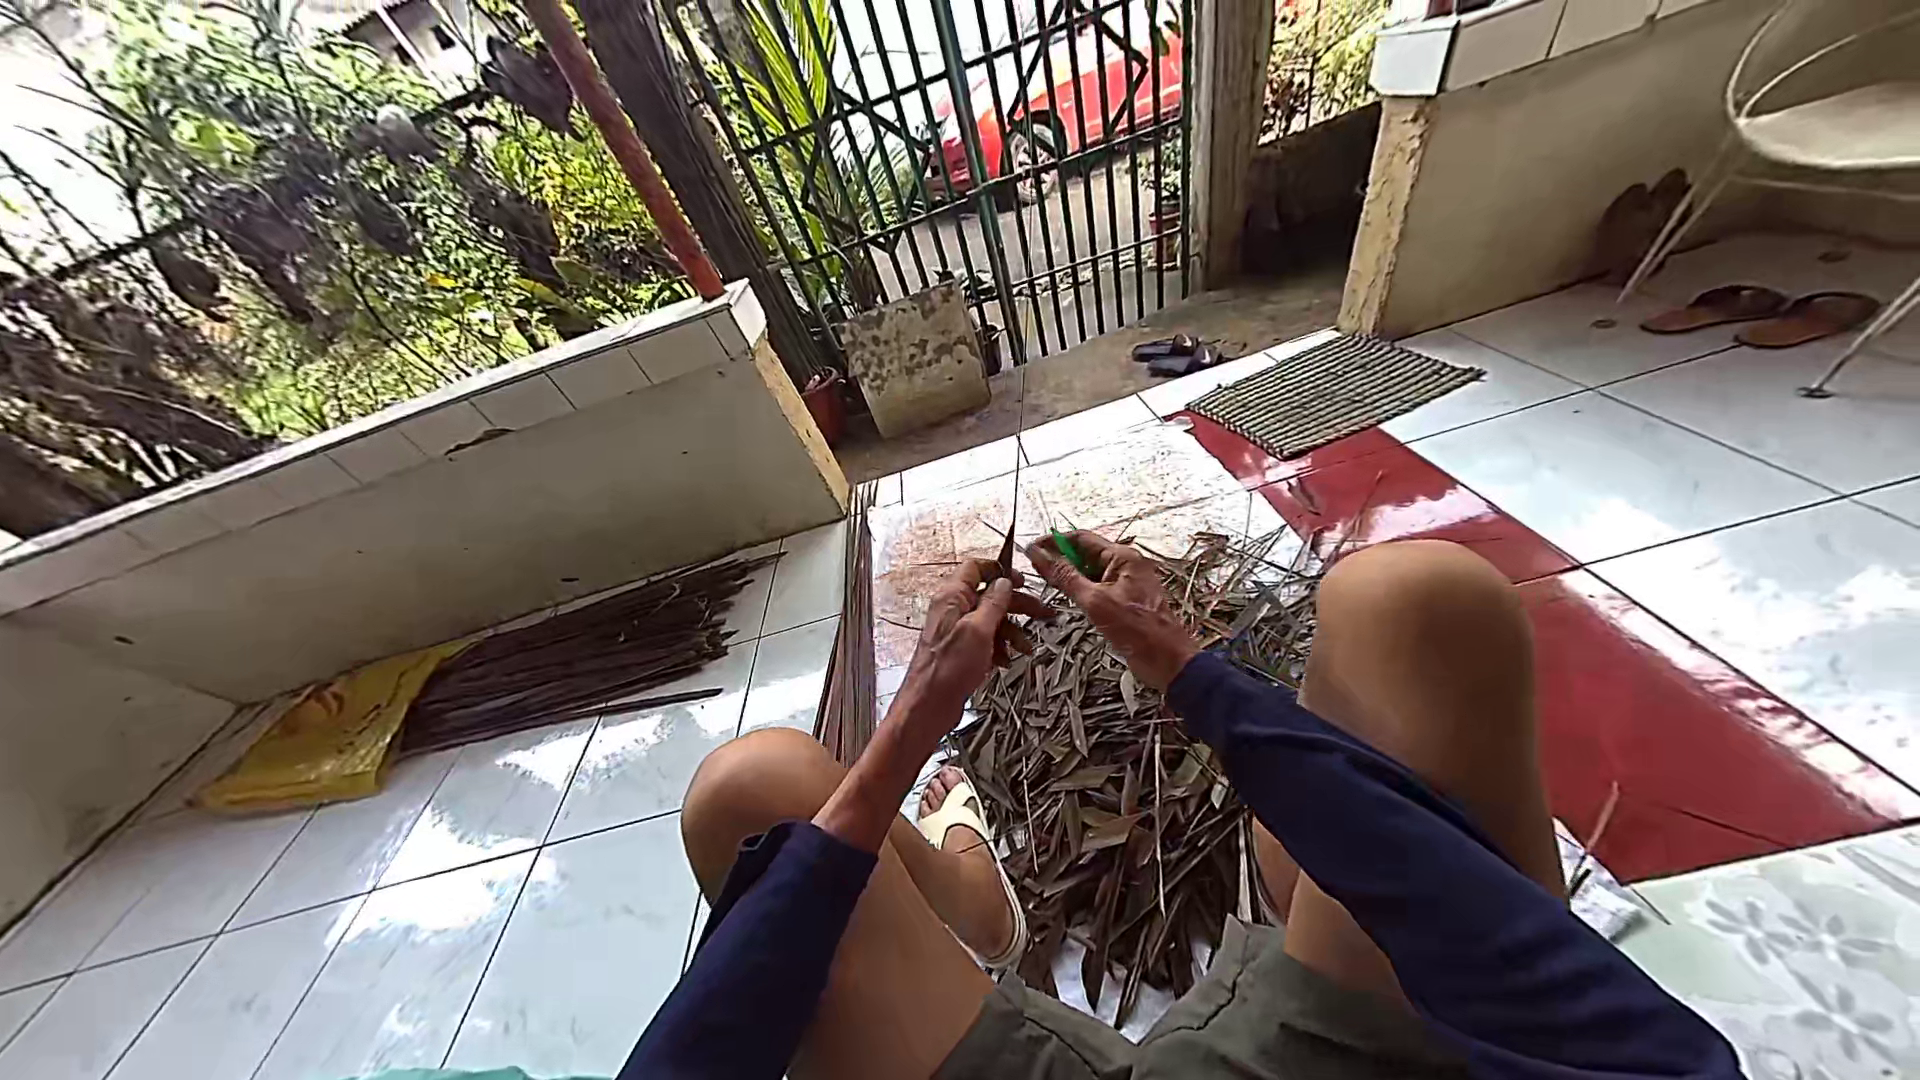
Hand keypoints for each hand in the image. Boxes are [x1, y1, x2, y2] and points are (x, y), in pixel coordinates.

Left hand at [897, 558, 1053, 727]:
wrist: (929, 706)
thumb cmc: (947, 669)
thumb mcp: (978, 630)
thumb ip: (993, 603)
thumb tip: (1004, 581)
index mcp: (952, 597)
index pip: (975, 568)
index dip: (1000, 571)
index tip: (1021, 581)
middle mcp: (953, 610)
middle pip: (990, 595)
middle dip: (1017, 604)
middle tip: (1042, 612)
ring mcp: (957, 630)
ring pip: (991, 620)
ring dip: (1012, 631)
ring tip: (1026, 646)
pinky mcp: (962, 650)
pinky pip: (986, 640)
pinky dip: (1000, 647)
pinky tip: (1007, 659)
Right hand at [1026, 531, 1198, 690]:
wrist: (1168, 663)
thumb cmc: (1138, 632)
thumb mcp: (1095, 601)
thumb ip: (1065, 576)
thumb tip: (1039, 554)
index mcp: (1123, 557)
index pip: (1081, 538)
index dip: (1054, 542)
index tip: (1031, 550)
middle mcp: (1125, 565)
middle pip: (1085, 553)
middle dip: (1059, 559)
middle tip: (1035, 570)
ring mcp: (1125, 582)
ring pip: (1089, 571)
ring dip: (1068, 575)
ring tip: (1047, 583)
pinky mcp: (1124, 600)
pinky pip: (1097, 587)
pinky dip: (1080, 589)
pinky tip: (1067, 598)